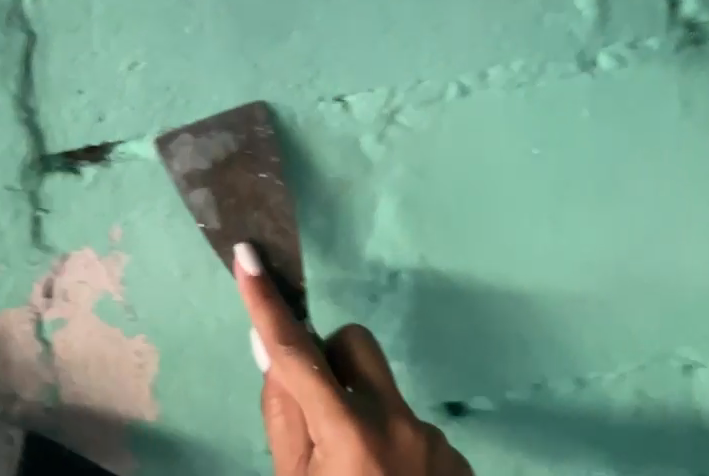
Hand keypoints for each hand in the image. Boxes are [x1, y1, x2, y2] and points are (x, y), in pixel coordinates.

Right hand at [233, 243, 472, 475]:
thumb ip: (282, 414)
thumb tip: (273, 353)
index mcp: (349, 435)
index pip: (295, 352)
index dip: (265, 302)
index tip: (247, 254)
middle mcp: (400, 425)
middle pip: (353, 343)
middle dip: (328, 360)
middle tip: (317, 410)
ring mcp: (437, 443)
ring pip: (382, 392)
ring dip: (362, 411)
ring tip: (362, 473)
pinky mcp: (460, 460)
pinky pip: (411, 426)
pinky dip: (393, 444)